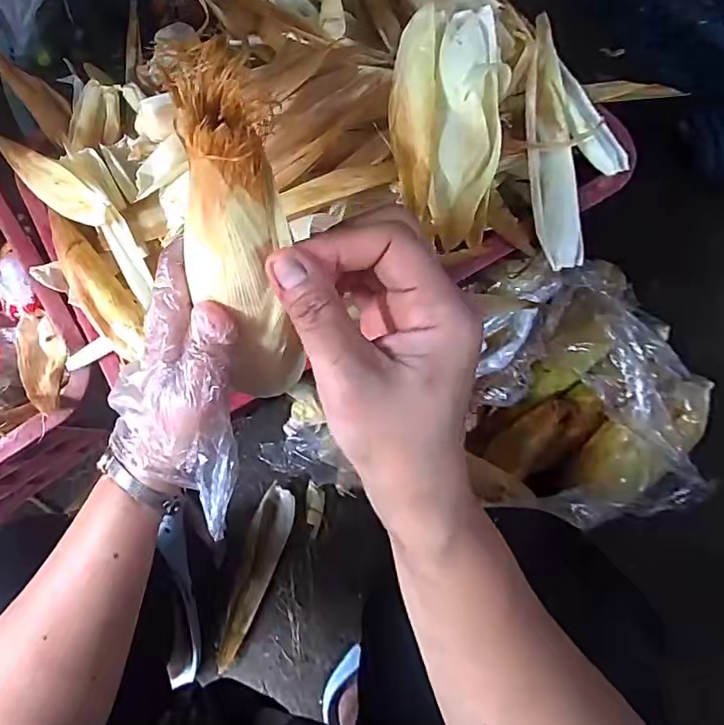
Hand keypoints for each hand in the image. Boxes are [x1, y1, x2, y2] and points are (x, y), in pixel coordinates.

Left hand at [106, 239, 238, 538]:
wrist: (156, 468)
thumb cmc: (172, 432)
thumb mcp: (192, 394)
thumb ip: (204, 351)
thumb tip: (216, 305)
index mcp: (165, 331)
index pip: (172, 275)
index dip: (184, 244)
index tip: (209, 218)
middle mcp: (168, 331)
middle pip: (184, 282)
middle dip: (205, 256)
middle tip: (243, 238)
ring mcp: (176, 346)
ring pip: (194, 301)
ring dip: (214, 280)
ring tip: (250, 266)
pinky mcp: (187, 362)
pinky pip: (205, 324)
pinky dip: (222, 308)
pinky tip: (245, 310)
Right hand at [265, 211, 483, 546]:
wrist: (414, 489)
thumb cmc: (388, 441)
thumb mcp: (346, 378)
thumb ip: (316, 314)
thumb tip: (280, 260)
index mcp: (443, 309)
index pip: (392, 241)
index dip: (338, 243)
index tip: (289, 265)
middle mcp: (438, 298)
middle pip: (391, 235)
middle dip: (338, 242)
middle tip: (292, 268)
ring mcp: (420, 308)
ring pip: (377, 252)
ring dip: (333, 258)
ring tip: (293, 279)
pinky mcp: (400, 320)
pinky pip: (367, 278)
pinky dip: (335, 278)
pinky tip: (308, 294)